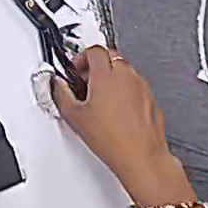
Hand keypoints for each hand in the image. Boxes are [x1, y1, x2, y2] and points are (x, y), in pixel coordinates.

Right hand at [52, 47, 190, 206]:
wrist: (140, 157)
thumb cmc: (112, 139)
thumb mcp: (74, 116)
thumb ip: (61, 94)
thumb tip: (57, 85)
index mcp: (106, 75)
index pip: (94, 50)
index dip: (81, 57)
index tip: (75, 69)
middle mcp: (126, 76)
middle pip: (110, 55)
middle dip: (95, 64)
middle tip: (84, 79)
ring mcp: (141, 86)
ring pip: (123, 70)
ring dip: (110, 76)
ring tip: (98, 96)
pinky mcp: (150, 98)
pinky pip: (134, 85)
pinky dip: (123, 90)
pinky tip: (114, 109)